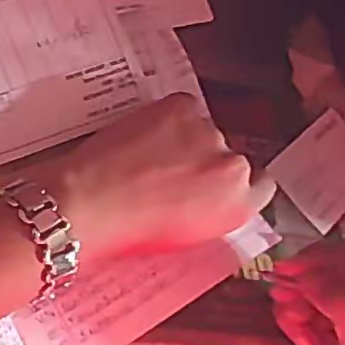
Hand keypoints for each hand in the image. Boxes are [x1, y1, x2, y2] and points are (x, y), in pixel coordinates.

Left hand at [36, 94, 273, 257]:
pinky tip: (139, 138)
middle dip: (200, 161)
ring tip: (142, 158)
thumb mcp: (180, 236)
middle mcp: (233, 167)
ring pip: (202, 130)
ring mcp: (207, 133)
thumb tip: (204, 199)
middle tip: (162, 173)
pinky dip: (164, 118)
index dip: (229, 182)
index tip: (208, 182)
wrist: (86, 203)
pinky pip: (182, 107)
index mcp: (237, 206)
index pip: (259, 184)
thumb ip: (207, 213)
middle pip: (228, 155)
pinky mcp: (180, 108)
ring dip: (180, 138)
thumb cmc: (122, 228)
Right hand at [268, 241, 344, 344]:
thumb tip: (320, 278)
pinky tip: (298, 336)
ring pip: (325, 282)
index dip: (343, 259)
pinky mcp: (332, 332)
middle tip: (286, 284)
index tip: (304, 269)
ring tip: (294, 320)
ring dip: (300, 295)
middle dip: (316, 275)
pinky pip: (306, 303)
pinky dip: (292, 313)